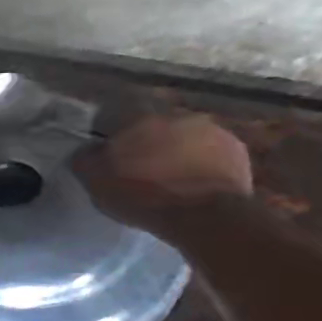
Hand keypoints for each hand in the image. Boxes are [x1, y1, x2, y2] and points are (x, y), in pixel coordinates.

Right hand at [72, 114, 252, 230]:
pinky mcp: (235, 147)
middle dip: (145, 136)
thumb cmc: (142, 195)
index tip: (105, 143)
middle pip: (153, 120)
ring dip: (173, 147)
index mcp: (138, 118)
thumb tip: (87, 148)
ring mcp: (210, 128)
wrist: (205, 215)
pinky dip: (199, 160)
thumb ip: (85, 159)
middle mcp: (175, 115)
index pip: (116, 105)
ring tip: (167, 174)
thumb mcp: (96, 182)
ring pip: (183, 133)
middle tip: (137, 161)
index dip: (108, 124)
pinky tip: (192, 180)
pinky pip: (209, 148)